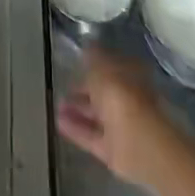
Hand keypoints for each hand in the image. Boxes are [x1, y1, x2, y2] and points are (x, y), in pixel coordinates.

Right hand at [55, 49, 171, 187]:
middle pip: (103, 94)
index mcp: (131, 78)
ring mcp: (122, 127)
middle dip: (84, 90)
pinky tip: (58, 121)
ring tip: (56, 104)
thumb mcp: (102, 68)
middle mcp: (128, 101)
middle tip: (63, 85)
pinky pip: (91, 135)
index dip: (95, 65)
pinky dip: (76, 129)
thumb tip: (87, 46)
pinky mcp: (113, 149)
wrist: (138, 143)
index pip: (112, 68)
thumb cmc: (121, 96)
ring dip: (77, 109)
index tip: (77, 63)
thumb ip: (93, 57)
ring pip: (96, 115)